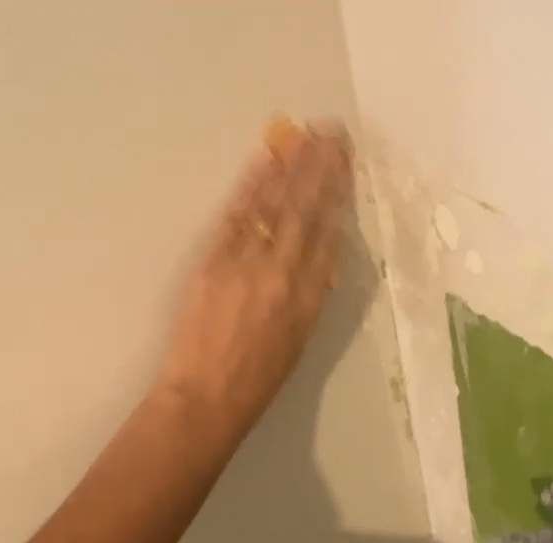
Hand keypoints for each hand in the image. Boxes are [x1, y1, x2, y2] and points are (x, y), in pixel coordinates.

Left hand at [156, 119, 353, 427]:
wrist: (207, 399)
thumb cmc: (254, 383)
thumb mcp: (296, 344)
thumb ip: (308, 299)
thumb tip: (318, 259)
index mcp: (310, 302)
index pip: (328, 237)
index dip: (338, 198)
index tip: (345, 166)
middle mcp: (286, 277)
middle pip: (307, 212)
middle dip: (320, 169)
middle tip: (330, 132)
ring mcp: (249, 266)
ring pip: (276, 206)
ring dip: (291, 166)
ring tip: (303, 135)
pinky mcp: (215, 262)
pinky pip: (239, 215)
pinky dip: (252, 184)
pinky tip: (264, 159)